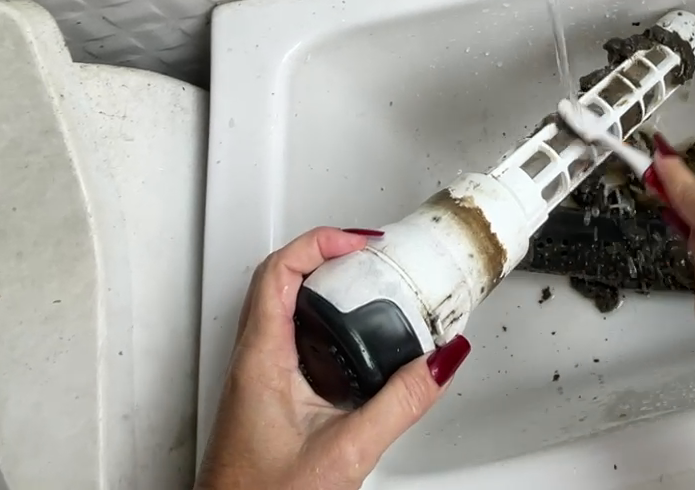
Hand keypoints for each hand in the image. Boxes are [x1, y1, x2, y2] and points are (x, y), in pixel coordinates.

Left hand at [196, 228, 469, 489]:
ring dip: (323, 279)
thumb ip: (400, 403)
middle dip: (327, 251)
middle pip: (281, 275)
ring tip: (365, 277)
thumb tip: (442, 359)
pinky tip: (352, 332)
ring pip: (282, 300)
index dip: (321, 241)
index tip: (361, 242)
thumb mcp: (347, 452)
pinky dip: (323, 311)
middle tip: (368, 251)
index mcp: (261, 359)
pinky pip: (289, 328)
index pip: (279, 270)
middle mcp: (253, 359)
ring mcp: (257, 374)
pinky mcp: (266, 391)